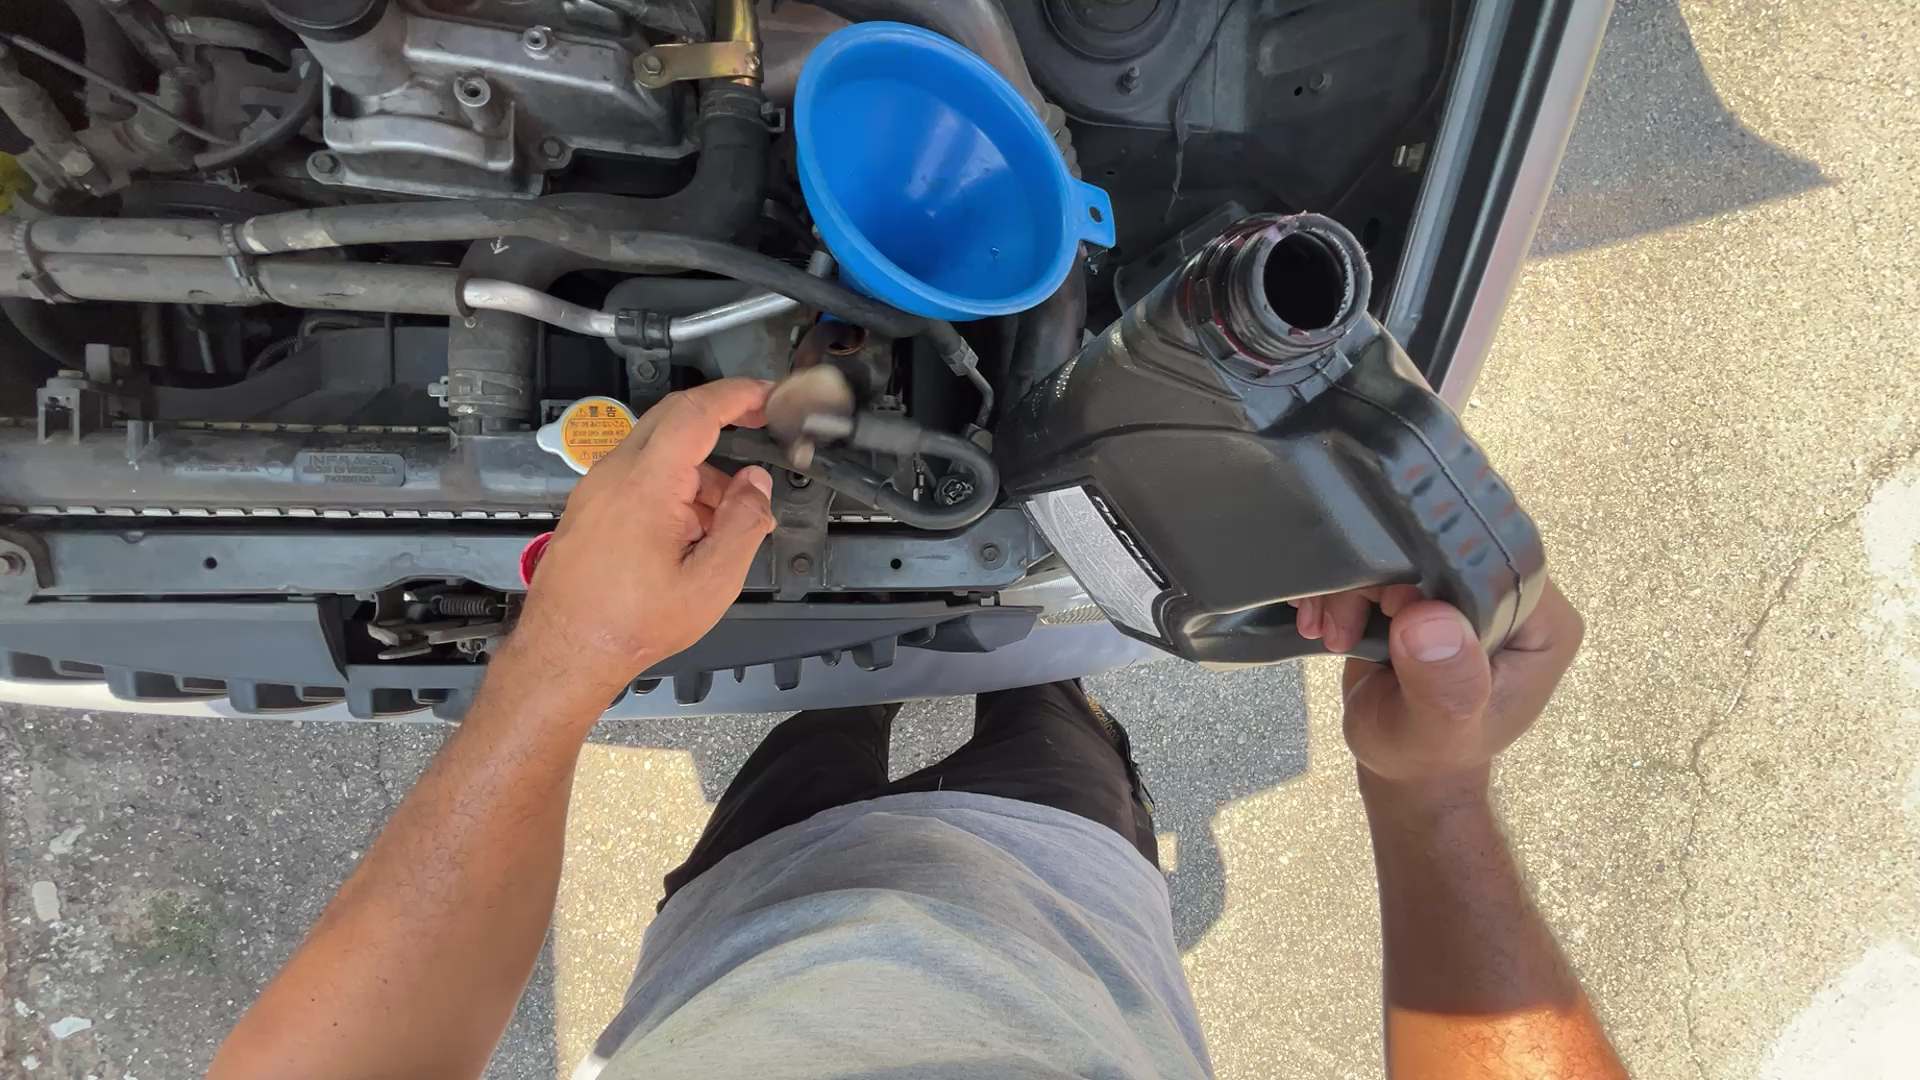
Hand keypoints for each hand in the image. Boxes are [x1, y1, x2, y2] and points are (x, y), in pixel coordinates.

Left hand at [498, 379, 776, 710]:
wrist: (567, 653)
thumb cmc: (631, 623)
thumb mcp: (712, 581)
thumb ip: (744, 523)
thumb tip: (756, 485)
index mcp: (646, 484)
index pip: (696, 413)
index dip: (737, 395)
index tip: (765, 393)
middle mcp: (615, 475)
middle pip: (675, 418)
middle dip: (722, 417)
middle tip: (759, 424)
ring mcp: (598, 488)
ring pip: (661, 450)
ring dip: (702, 468)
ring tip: (729, 517)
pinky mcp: (592, 506)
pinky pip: (642, 475)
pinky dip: (678, 486)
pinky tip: (695, 529)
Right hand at [1296, 579, 1583, 803]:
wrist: (1398, 760)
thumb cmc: (1425, 754)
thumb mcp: (1436, 729)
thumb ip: (1443, 683)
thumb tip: (1428, 620)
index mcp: (1541, 621)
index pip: (1485, 557)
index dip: (1428, 572)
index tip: (1388, 613)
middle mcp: (1508, 597)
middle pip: (1431, 547)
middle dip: (1373, 581)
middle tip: (1341, 629)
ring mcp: (1461, 593)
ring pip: (1393, 552)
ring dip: (1346, 589)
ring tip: (1330, 634)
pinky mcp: (1422, 594)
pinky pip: (1374, 567)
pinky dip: (1339, 589)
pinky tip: (1323, 623)